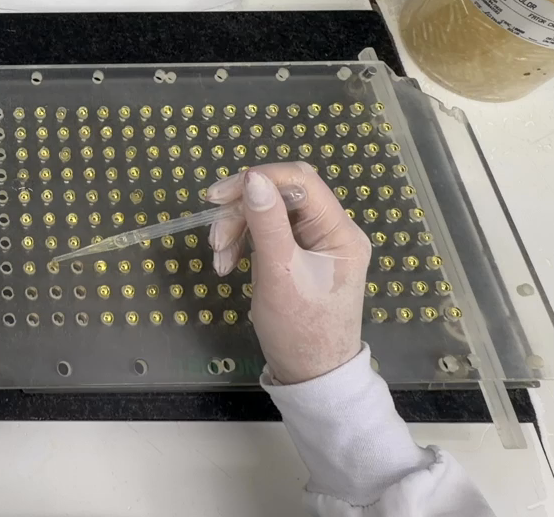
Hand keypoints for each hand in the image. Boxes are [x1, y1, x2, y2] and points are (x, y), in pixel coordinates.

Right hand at [205, 163, 371, 384]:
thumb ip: (266, 222)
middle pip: (279, 194)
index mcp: (339, 231)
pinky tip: (226, 262)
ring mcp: (311, 241)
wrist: (309, 377)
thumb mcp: (279, 273)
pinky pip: (263, 230)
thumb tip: (251, 177)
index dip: (258, 178)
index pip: (300, 180)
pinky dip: (240, 241)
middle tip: (214, 231)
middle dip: (242, 208)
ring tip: (218, 257)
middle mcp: (329, 230)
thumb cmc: (301, 329)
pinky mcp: (293, 252)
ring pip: (265, 211)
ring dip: (235, 228)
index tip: (218, 196)